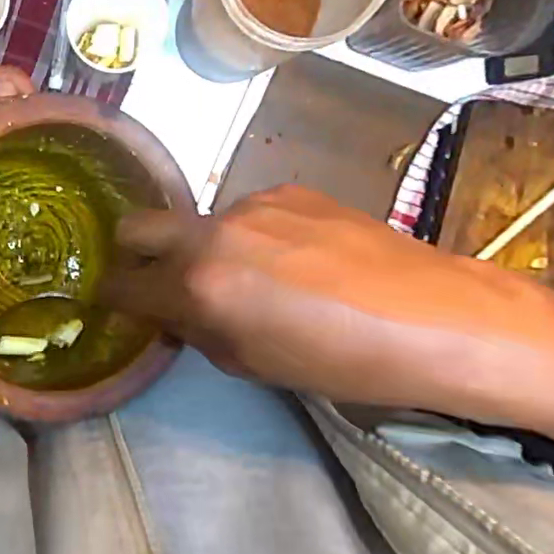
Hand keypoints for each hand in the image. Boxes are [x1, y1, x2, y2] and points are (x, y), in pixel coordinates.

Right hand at [102, 185, 553, 412]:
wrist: (438, 318)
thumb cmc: (344, 362)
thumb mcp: (253, 363)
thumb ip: (198, 330)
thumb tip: (175, 311)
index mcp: (200, 282)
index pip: (123, 282)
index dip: (114, 296)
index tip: (123, 305)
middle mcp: (214, 230)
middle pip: (137, 226)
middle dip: (136, 255)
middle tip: (166, 285)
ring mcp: (253, 202)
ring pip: (197, 221)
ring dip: (203, 248)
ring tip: (256, 279)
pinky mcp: (290, 189)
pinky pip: (245, 213)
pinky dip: (247, 236)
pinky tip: (294, 261)